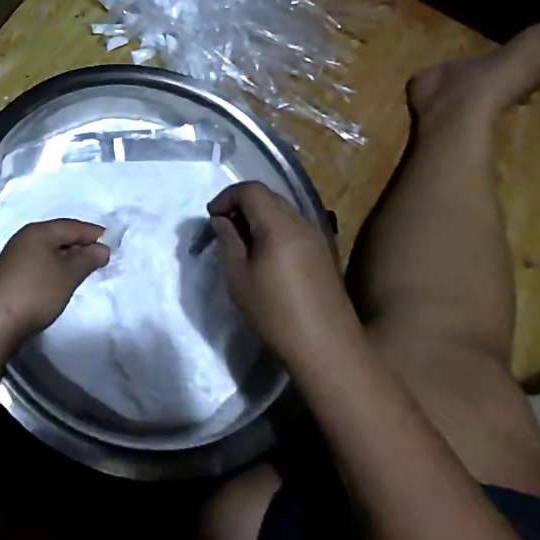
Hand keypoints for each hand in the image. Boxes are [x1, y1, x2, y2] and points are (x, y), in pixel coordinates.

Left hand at [0, 219, 110, 340]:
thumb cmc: (36, 291)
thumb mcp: (67, 275)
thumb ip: (86, 259)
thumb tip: (102, 248)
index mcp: (37, 232)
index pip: (71, 226)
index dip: (92, 232)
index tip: (113, 240)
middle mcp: (25, 238)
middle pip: (58, 235)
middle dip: (81, 243)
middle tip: (103, 255)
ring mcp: (17, 255)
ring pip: (49, 249)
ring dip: (69, 256)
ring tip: (88, 267)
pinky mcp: (14, 271)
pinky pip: (41, 260)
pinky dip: (56, 265)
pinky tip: (65, 277)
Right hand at [208, 182, 357, 364]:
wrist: (327, 348)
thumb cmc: (275, 313)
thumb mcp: (238, 276)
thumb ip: (228, 241)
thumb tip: (221, 220)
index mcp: (279, 227)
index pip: (250, 190)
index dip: (226, 197)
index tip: (212, 219)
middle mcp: (302, 224)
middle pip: (268, 196)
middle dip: (240, 204)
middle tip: (222, 228)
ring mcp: (317, 238)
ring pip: (281, 210)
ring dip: (257, 216)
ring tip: (240, 242)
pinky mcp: (323, 254)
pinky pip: (293, 226)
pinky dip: (272, 228)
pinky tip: (263, 255)